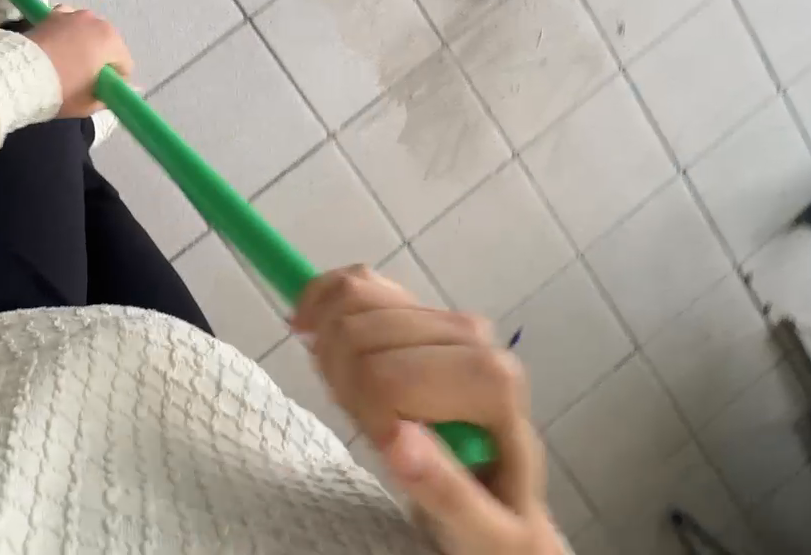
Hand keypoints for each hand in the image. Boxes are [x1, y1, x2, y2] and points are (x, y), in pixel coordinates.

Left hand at [24, 6, 132, 117]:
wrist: (19, 76)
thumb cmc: (60, 90)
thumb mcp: (87, 104)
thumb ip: (108, 97)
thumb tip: (117, 92)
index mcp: (110, 41)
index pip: (124, 65)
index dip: (116, 81)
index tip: (102, 92)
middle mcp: (95, 21)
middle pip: (107, 44)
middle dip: (100, 59)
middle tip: (84, 79)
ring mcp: (72, 14)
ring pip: (87, 31)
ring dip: (83, 43)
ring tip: (67, 63)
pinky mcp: (51, 14)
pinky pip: (67, 23)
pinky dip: (65, 32)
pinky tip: (56, 47)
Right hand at [292, 267, 562, 554]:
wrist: (498, 485)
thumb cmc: (496, 518)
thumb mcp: (483, 532)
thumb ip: (447, 492)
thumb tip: (397, 441)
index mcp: (489, 381)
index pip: (385, 377)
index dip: (363, 412)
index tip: (381, 448)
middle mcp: (470, 334)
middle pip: (359, 333)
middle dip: (341, 379)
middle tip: (361, 419)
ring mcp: (442, 313)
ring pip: (351, 296)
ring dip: (327, 341)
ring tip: (349, 386)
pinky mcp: (418, 306)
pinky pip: (354, 281)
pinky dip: (320, 298)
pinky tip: (312, 326)